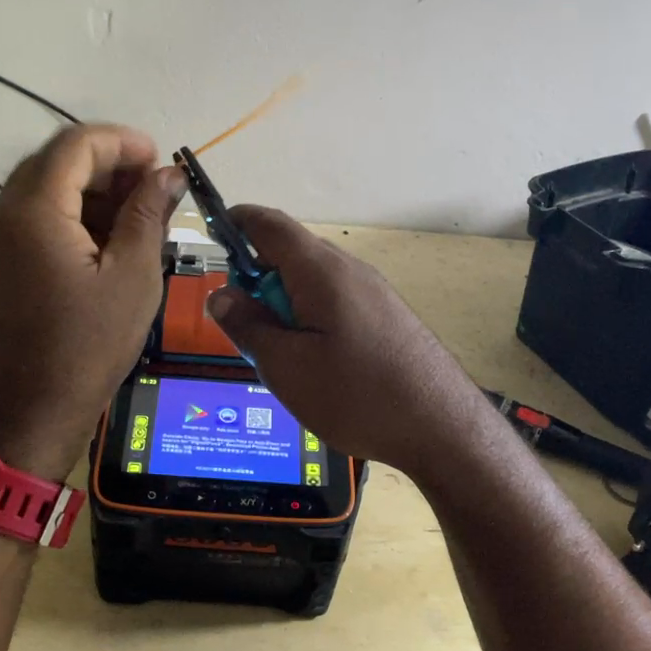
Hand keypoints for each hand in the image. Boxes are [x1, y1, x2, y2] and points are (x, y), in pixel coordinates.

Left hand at [0, 125, 184, 478]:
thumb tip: (168, 174)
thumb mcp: (133, 276)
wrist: (35, 406)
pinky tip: (111, 240)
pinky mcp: (0, 257)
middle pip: (59, 160)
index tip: (161, 162)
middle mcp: (4, 211)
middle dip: (110, 166)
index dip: (123, 142)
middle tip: (156, 192)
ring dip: (94, 191)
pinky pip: (38, 215)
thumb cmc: (91, 344)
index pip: (77, 144)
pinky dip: (74, 214)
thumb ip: (148, 214)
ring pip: (48, 186)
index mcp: (34, 210)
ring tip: (141, 218)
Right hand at [204, 206, 484, 478]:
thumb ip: (248, 326)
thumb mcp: (286, 367)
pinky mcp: (386, 318)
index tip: (209, 239)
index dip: (234, 223)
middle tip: (242, 326)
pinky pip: (334, 303)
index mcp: (320, 271)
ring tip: (277, 353)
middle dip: (256, 279)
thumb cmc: (356, 395)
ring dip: (283, 305)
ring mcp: (373, 293)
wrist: (441, 427)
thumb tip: (221, 294)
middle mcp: (350, 270)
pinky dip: (309, 319)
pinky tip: (313, 363)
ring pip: (312, 282)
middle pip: (290, 254)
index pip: (269, 224)